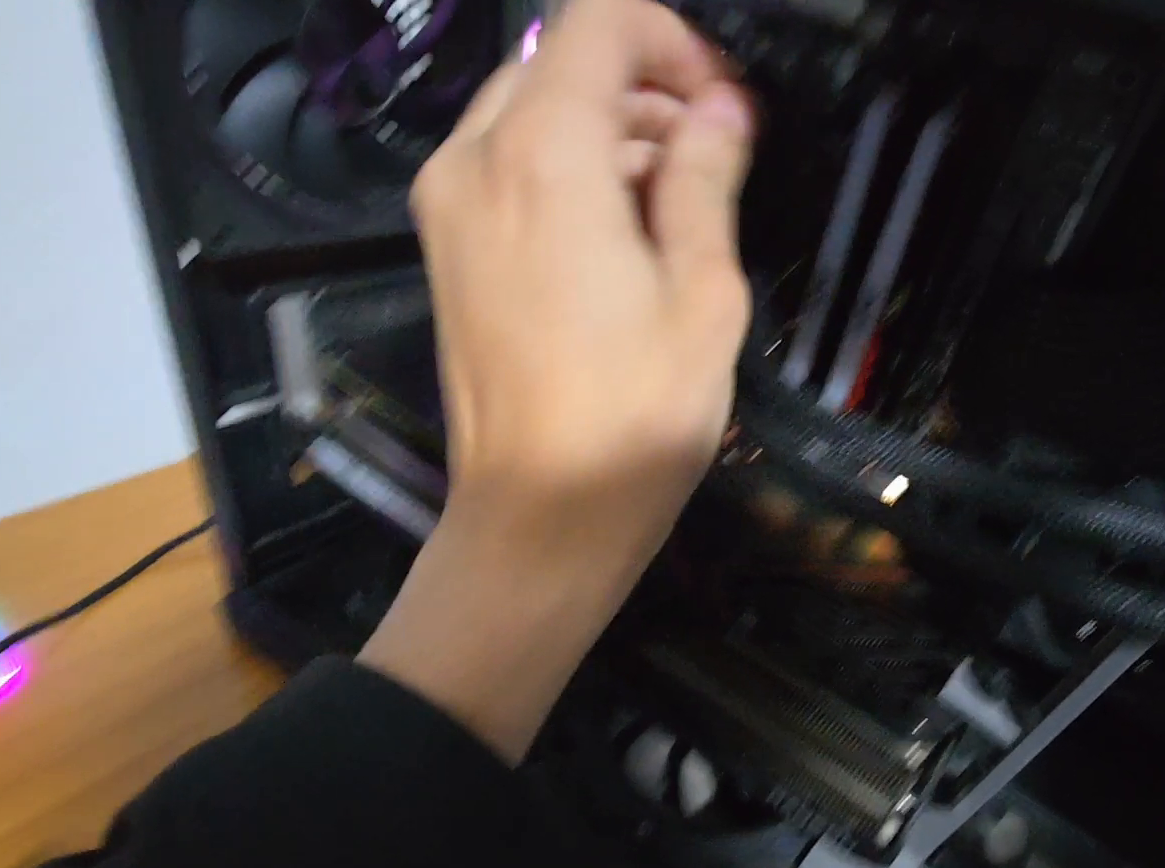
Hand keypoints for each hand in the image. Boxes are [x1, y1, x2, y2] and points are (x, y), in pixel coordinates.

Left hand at [359, 0, 755, 762]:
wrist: (539, 520)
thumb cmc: (636, 418)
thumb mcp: (702, 295)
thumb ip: (706, 181)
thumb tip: (720, 109)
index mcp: (542, 155)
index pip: (599, 23)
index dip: (673, 42)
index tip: (721, 105)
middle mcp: (472, 161)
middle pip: (559, 68)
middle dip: (643, 93)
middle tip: (709, 160)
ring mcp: (446, 211)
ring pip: (528, 120)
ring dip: (606, 139)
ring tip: (672, 210)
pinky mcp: (443, 256)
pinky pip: (504, 174)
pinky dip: (565, 179)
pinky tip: (615, 243)